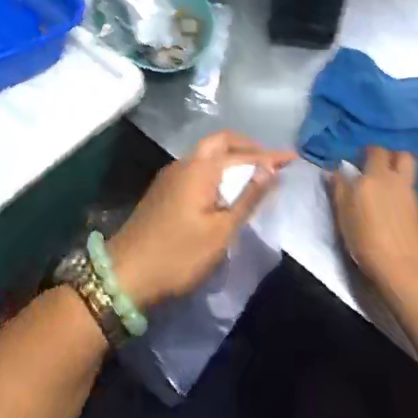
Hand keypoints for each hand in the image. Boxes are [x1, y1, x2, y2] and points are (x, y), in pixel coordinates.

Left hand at [108, 131, 293, 308]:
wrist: (125, 275)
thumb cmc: (178, 254)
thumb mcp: (221, 232)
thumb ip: (247, 198)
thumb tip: (271, 170)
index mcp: (200, 168)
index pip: (242, 153)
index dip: (269, 155)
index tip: (293, 158)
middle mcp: (185, 162)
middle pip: (220, 142)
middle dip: (247, 147)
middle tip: (270, 161)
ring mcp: (171, 175)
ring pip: (206, 154)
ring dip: (231, 157)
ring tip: (253, 173)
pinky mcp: (163, 189)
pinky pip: (197, 167)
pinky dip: (217, 169)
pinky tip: (225, 188)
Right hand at [331, 147, 417, 296]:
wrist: (406, 269)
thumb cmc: (368, 242)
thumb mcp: (344, 216)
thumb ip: (339, 190)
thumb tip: (334, 170)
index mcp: (374, 176)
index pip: (373, 150)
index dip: (366, 152)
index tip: (358, 161)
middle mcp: (395, 178)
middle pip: (400, 154)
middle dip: (390, 155)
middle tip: (376, 166)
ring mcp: (412, 192)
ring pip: (410, 168)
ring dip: (400, 168)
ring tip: (387, 182)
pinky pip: (413, 186)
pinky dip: (405, 187)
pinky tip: (396, 200)